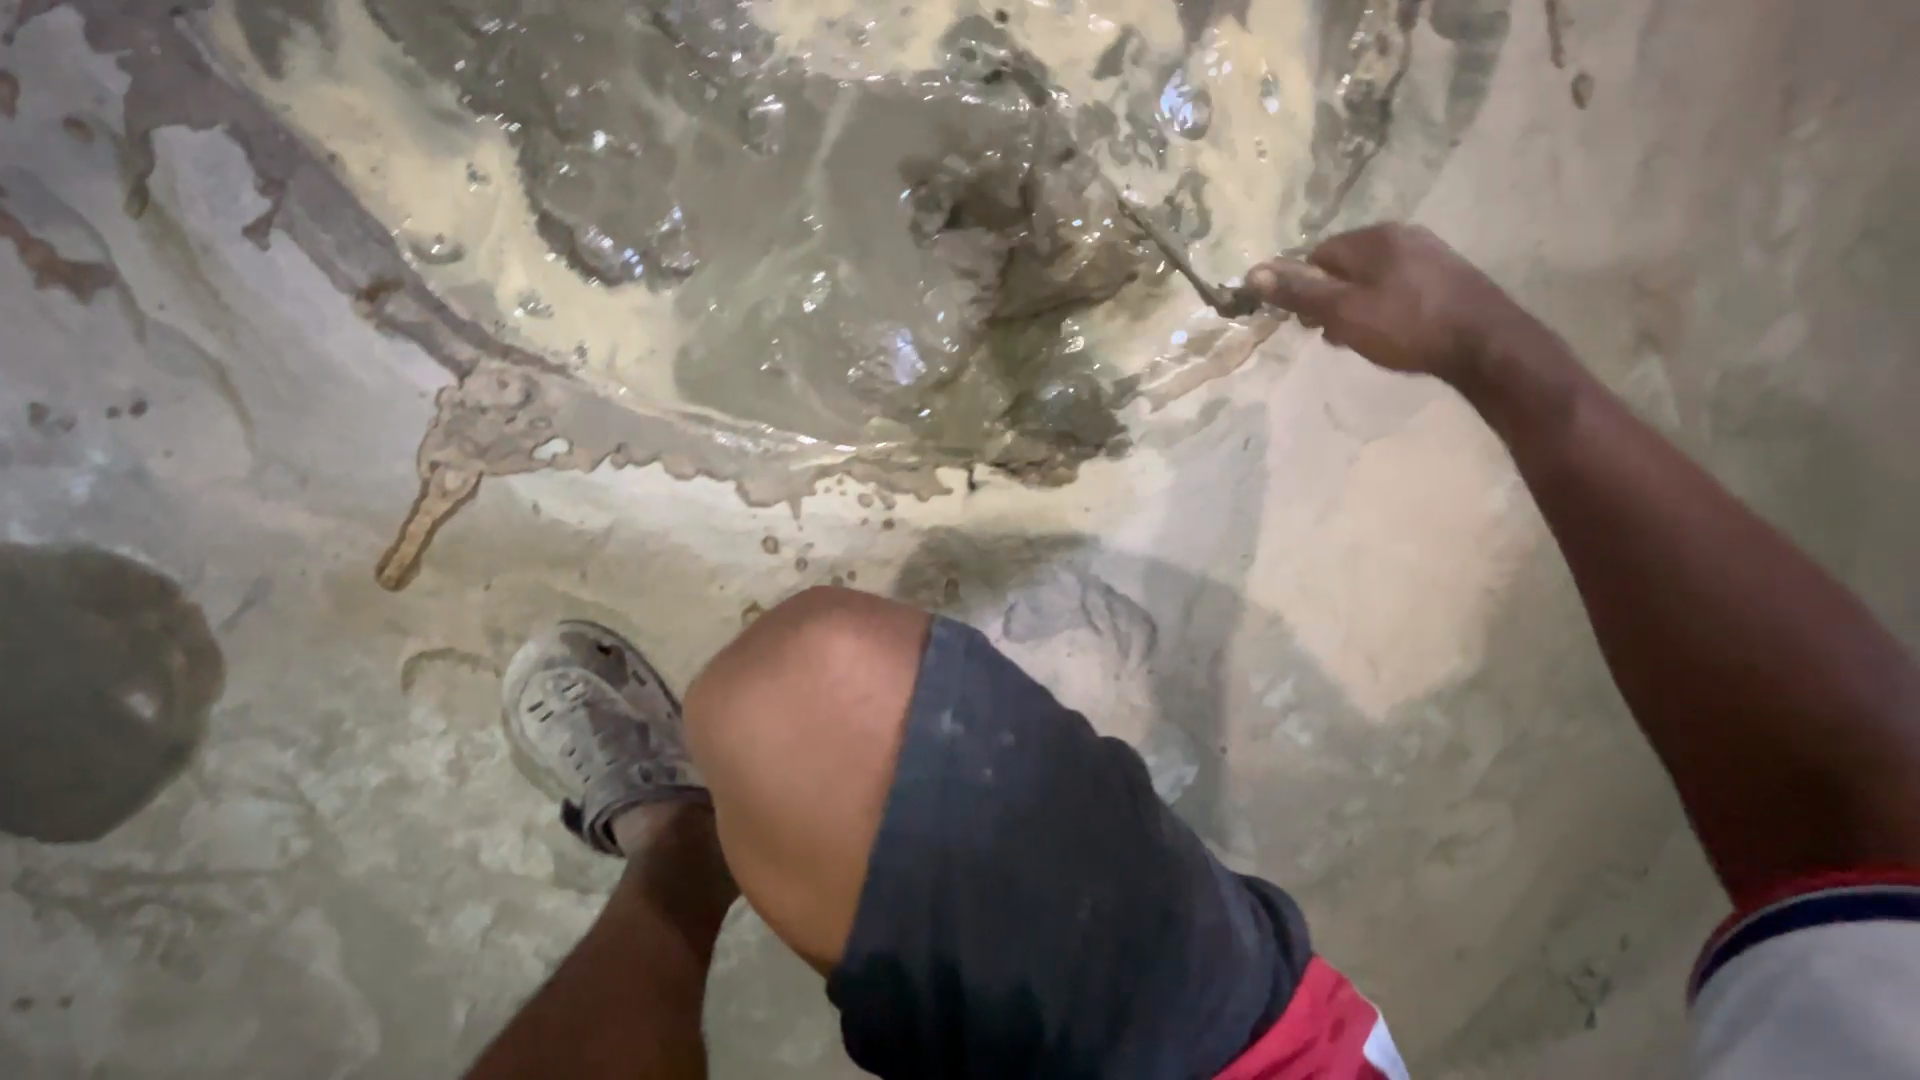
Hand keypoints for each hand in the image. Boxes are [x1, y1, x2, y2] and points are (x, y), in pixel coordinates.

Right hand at [1246, 224, 1531, 385]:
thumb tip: (1252, 272)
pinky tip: (1392, 332)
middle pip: (1345, 265)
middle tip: (1333, 334)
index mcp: (1374, 238)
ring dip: (1357, 306)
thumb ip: (1299, 292)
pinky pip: (1399, 285)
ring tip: (1361, 338)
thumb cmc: (1406, 327)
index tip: (1307, 322)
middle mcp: (1403, 235)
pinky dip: (1385, 307)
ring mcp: (1430, 253)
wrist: (1486, 344)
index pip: (1318, 255)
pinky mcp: (1448, 275)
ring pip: (1373, 277)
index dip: (1305, 288)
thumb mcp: (1343, 313)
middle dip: (1331, 298)